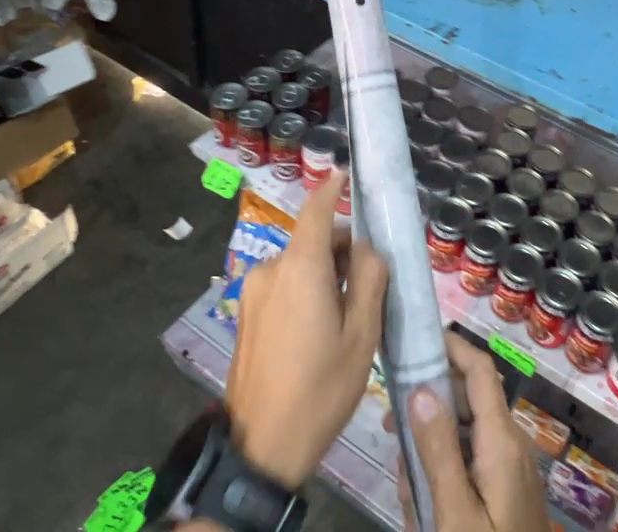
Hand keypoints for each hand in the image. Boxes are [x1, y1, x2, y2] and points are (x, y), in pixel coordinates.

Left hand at [228, 169, 388, 489]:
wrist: (262, 443)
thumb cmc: (321, 387)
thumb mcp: (362, 334)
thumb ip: (370, 280)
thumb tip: (369, 248)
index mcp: (300, 267)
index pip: (316, 210)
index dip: (332, 189)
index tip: (346, 174)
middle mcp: (271, 269)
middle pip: (312, 242)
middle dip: (342, 251)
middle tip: (372, 282)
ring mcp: (253, 292)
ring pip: (299, 267)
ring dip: (324, 275)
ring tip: (350, 314)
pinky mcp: (246, 314)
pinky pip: (283, 287)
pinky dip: (306, 292)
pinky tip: (321, 329)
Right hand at [399, 333, 548, 531]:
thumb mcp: (455, 514)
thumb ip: (438, 451)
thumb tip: (423, 388)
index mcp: (502, 440)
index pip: (480, 370)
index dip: (451, 346)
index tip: (414, 337)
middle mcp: (512, 442)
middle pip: (468, 399)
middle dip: (429, 404)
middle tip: (388, 424)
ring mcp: (512, 465)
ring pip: (465, 433)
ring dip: (433, 446)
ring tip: (407, 482)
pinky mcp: (508, 486)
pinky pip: (472, 461)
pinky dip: (446, 469)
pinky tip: (425, 504)